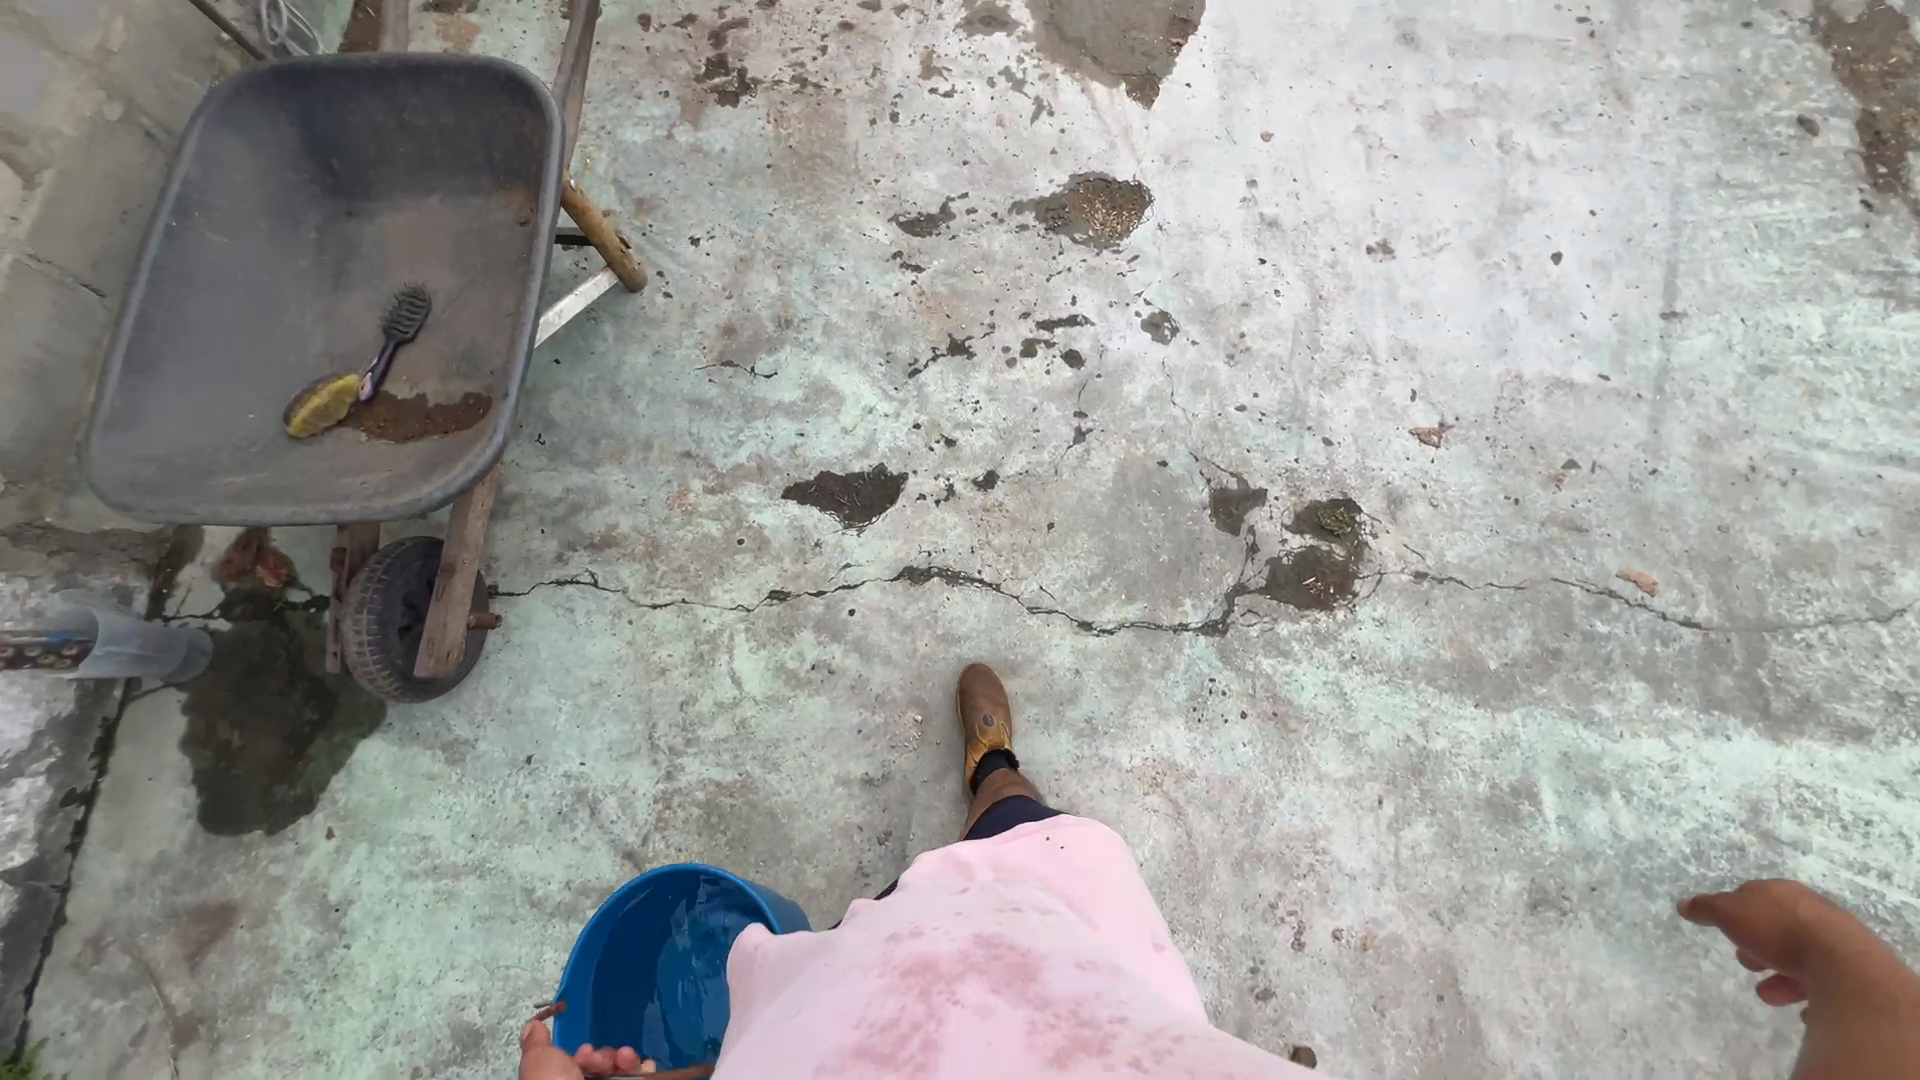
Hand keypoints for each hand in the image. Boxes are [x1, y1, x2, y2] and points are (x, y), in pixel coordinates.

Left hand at [518, 1019, 652, 1079]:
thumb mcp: (538, 1062)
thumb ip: (536, 1045)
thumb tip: (532, 1026)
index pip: (579, 1063)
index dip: (584, 1053)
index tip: (585, 1051)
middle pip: (602, 1064)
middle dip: (604, 1055)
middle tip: (598, 1061)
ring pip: (622, 1067)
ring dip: (625, 1058)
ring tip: (624, 1059)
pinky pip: (641, 1075)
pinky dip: (643, 1069)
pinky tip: (643, 1066)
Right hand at [1680, 879, 1919, 1079]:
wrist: (1844, 966)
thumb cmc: (1776, 930)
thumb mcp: (1726, 913)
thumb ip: (1704, 907)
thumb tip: (1682, 904)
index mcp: (1782, 890)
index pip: (1752, 896)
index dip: (1735, 914)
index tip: (1727, 933)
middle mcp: (1813, 908)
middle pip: (1777, 927)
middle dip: (1758, 946)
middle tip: (1747, 963)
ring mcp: (1841, 938)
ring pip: (1802, 955)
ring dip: (1780, 974)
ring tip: (1769, 994)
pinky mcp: (1859, 967)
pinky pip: (1827, 978)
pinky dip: (1810, 990)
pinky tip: (1801, 1006)